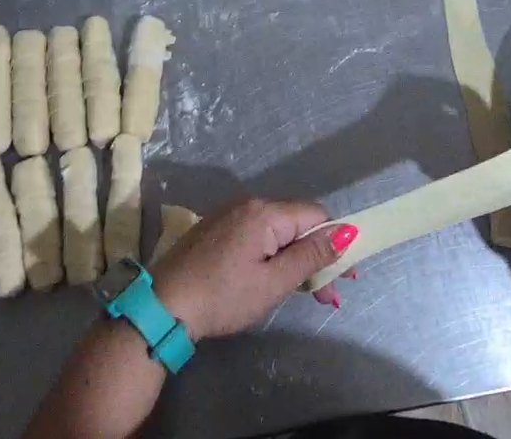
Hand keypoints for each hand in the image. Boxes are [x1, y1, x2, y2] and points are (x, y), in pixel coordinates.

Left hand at [150, 198, 356, 338]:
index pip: (316, 215)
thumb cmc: (223, 296)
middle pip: (297, 223)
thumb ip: (311, 256)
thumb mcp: (274, 282)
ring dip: (295, 258)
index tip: (344, 277)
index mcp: (266, 213)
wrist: (163, 306)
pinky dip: (271, 255)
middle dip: (316, 256)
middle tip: (327, 296)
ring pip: (277, 231)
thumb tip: (347, 231)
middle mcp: (249, 204)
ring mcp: (230, 215)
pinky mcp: (216, 229)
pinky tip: (272, 279)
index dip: (335, 243)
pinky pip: (256, 235)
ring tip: (303, 293)